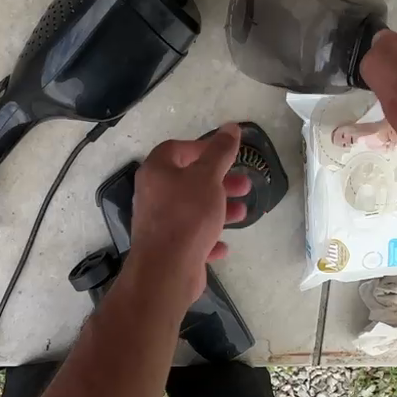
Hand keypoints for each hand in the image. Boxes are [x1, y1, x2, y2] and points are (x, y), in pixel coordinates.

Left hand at [126, 126, 251, 305]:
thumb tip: (231, 127)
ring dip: (219, 210)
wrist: (167, 269)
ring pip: (192, 211)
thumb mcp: (209, 177)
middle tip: (244, 186)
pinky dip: (208, 239)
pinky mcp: (167, 249)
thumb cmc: (187, 215)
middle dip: (220, 183)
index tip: (225, 155)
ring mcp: (158, 224)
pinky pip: (190, 238)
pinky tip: (223, 245)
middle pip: (189, 181)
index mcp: (156, 171)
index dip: (202, 148)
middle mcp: (152, 195)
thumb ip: (220, 152)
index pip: (176, 149)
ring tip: (243, 214)